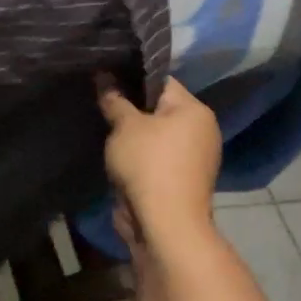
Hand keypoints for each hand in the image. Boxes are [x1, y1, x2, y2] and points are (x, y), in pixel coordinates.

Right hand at [98, 77, 221, 249]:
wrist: (164, 223)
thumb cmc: (148, 164)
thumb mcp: (124, 125)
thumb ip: (114, 99)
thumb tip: (104, 77)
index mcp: (195, 111)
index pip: (161, 81)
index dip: (131, 78)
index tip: (104, 80)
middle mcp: (200, 131)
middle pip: (158, 108)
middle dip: (130, 108)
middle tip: (100, 104)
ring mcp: (192, 158)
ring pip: (155, 135)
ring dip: (132, 135)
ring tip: (103, 128)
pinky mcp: (180, 179)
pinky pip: (155, 157)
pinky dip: (138, 156)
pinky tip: (115, 154)